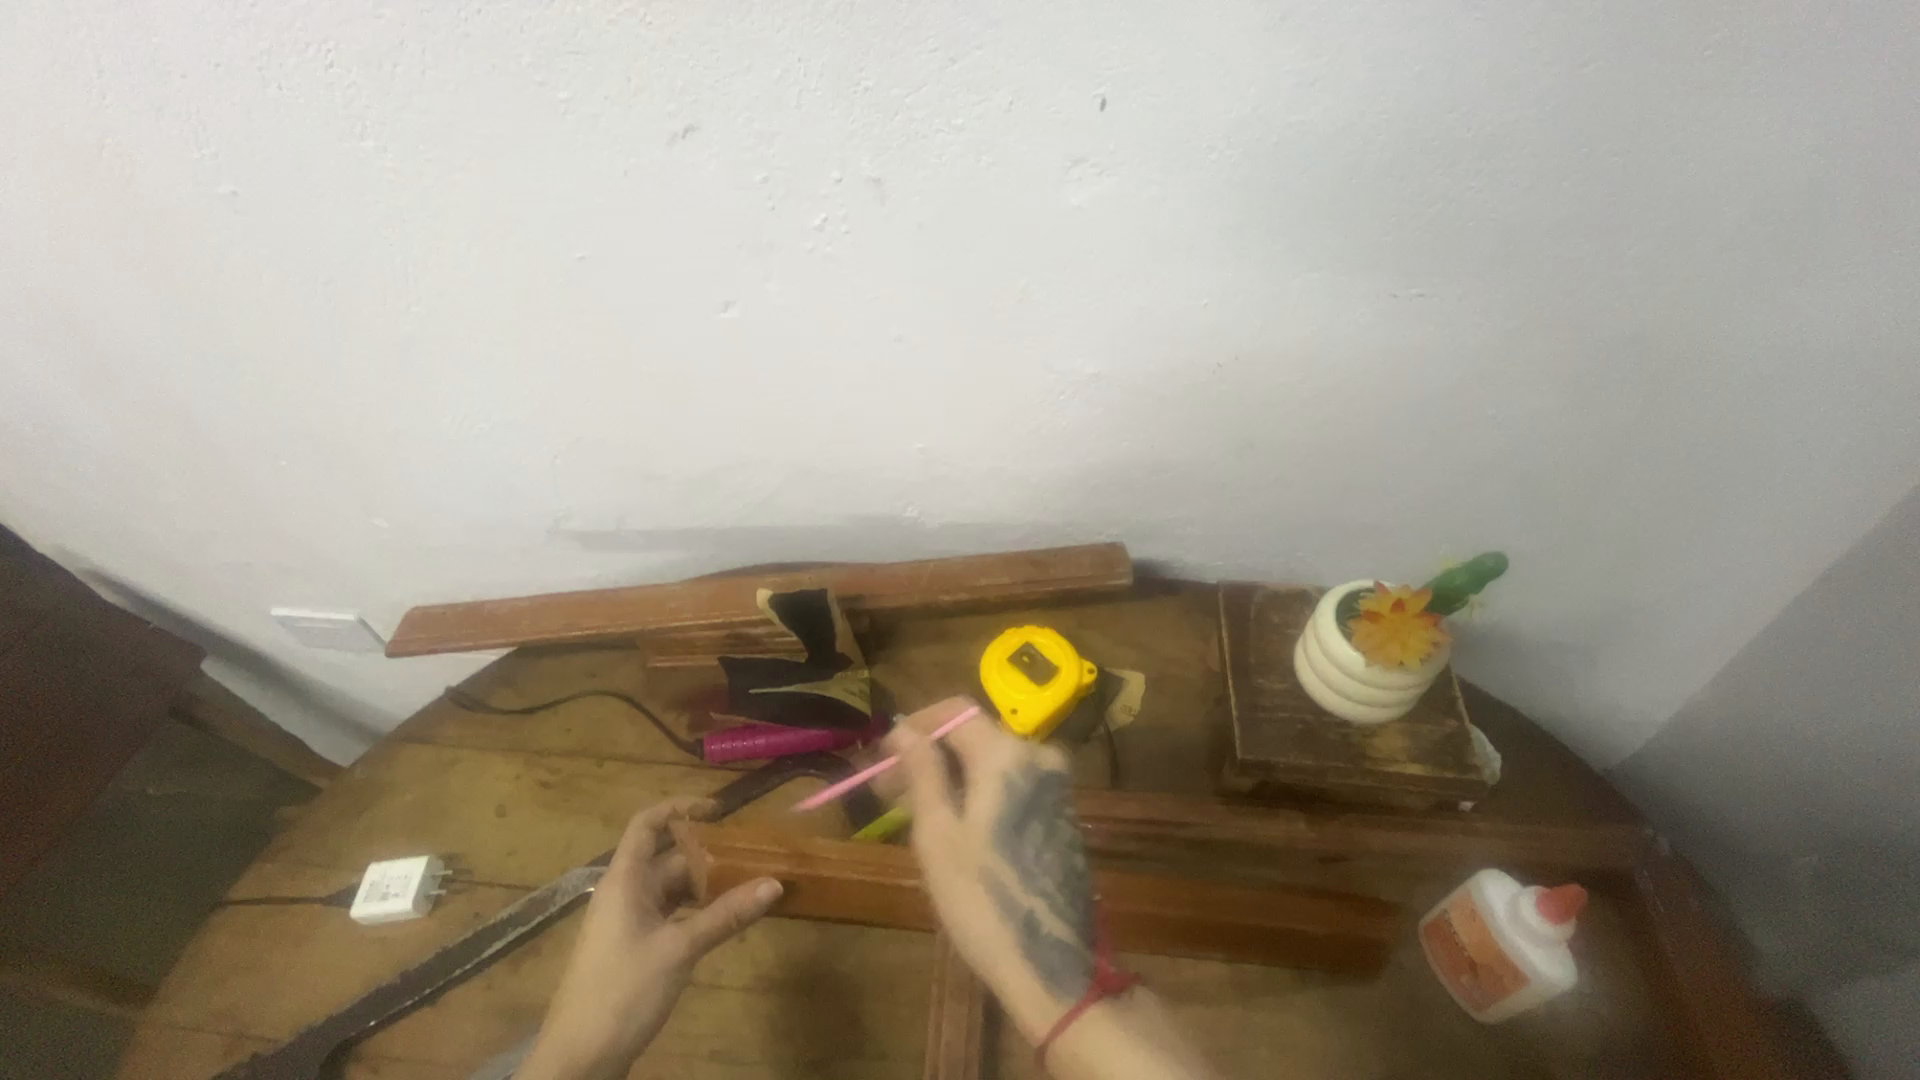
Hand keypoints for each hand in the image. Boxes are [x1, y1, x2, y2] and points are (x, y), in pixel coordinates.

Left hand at [519, 797, 783, 1079]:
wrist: (578, 1061)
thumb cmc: (621, 991)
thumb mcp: (679, 949)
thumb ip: (726, 915)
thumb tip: (775, 883)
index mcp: (624, 880)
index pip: (647, 824)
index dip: (679, 808)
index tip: (719, 810)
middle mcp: (624, 893)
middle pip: (667, 858)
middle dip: (708, 854)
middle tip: (752, 856)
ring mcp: (627, 922)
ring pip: (671, 888)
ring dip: (705, 884)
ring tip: (747, 883)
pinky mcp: (634, 949)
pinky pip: (670, 914)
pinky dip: (696, 910)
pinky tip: (724, 918)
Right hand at [891, 700, 1217, 1079]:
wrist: (1050, 964)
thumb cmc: (981, 898)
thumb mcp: (937, 833)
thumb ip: (922, 771)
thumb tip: (902, 729)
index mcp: (1007, 754)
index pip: (955, 711)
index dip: (916, 726)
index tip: (884, 756)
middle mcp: (1038, 757)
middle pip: (974, 736)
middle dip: (930, 756)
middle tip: (889, 792)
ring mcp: (1056, 785)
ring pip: (991, 762)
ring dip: (951, 777)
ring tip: (914, 815)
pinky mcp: (1061, 812)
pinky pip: (1012, 784)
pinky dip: (979, 793)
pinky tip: (955, 828)